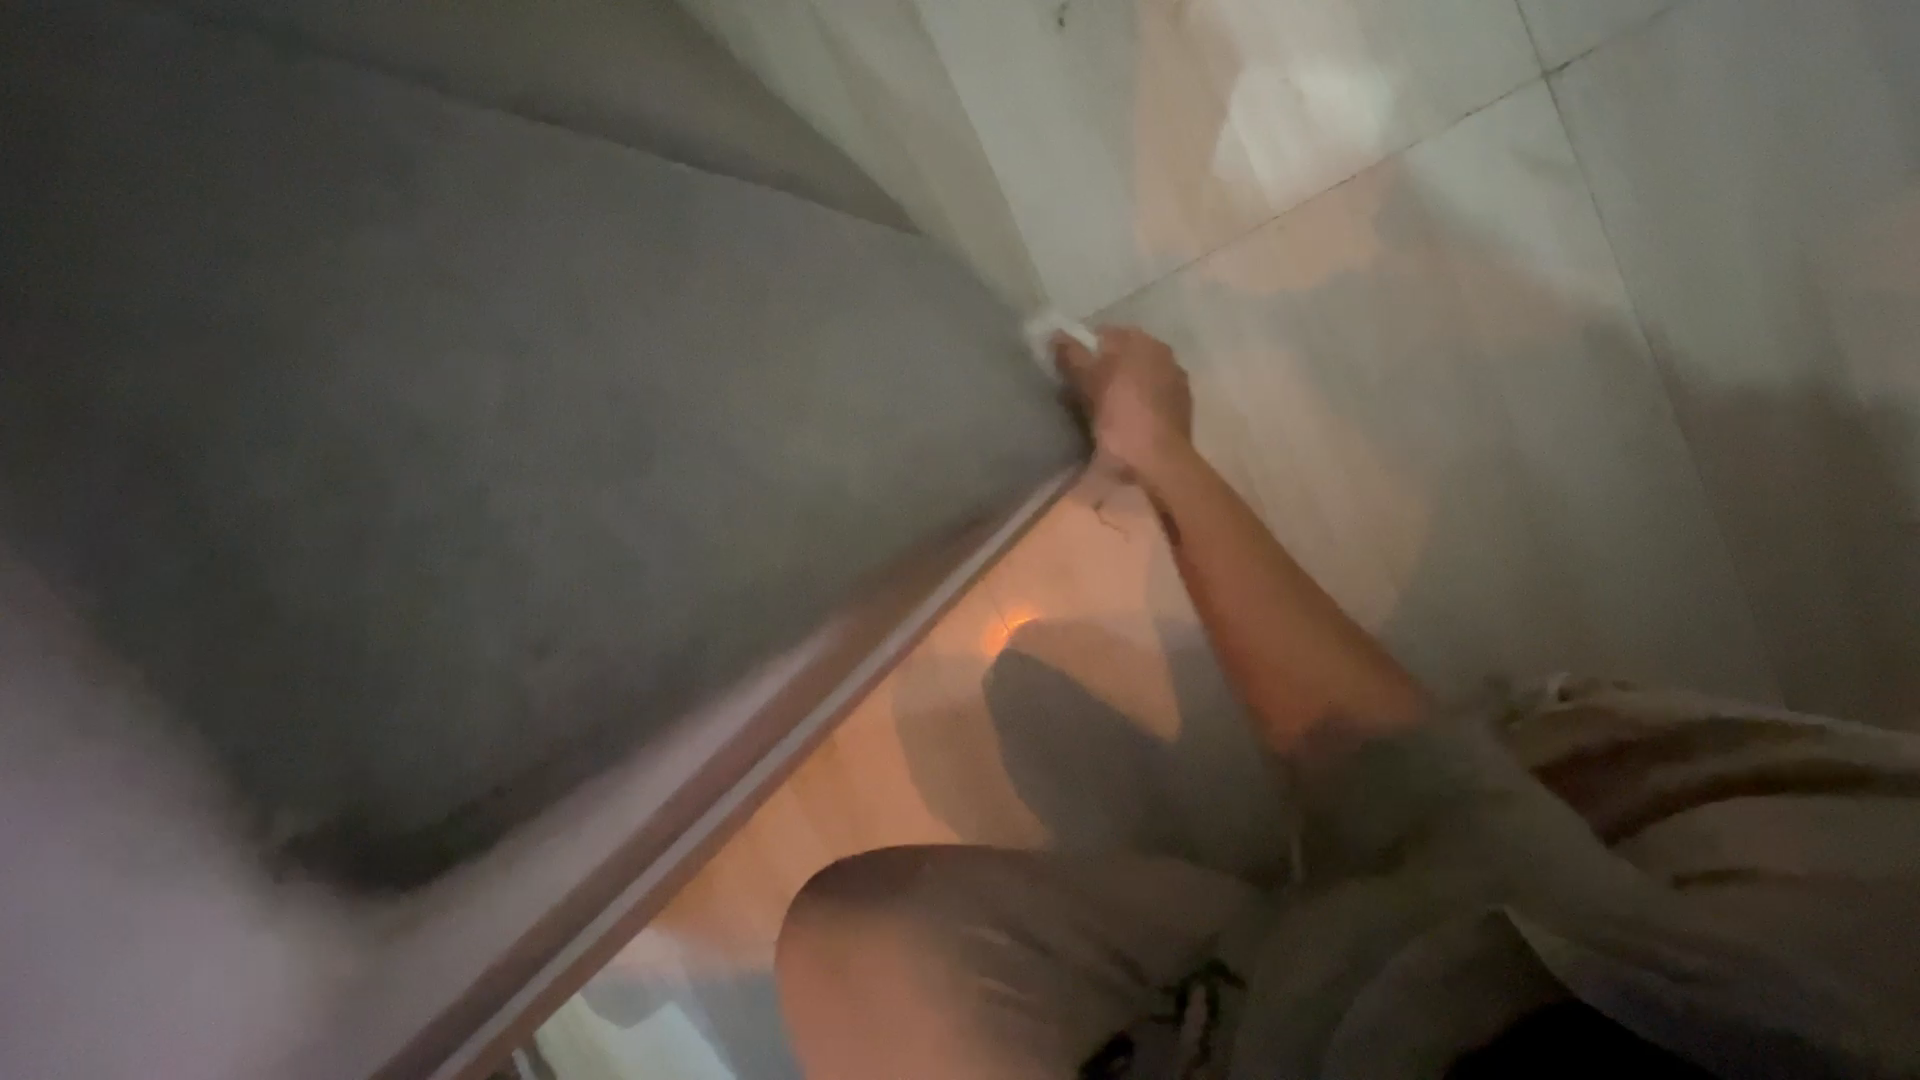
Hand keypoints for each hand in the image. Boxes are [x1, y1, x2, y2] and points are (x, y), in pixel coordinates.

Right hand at [1053, 326, 1193, 478]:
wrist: (1159, 462)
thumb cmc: (1121, 417)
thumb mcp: (1089, 384)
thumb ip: (1073, 357)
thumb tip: (1055, 334)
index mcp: (1144, 342)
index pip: (1107, 334)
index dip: (1084, 349)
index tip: (1068, 369)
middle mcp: (1165, 355)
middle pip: (1125, 356)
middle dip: (1103, 368)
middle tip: (1080, 389)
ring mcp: (1176, 383)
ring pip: (1138, 378)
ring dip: (1120, 387)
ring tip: (1099, 409)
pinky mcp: (1180, 410)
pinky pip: (1149, 399)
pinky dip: (1135, 404)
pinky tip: (1123, 422)